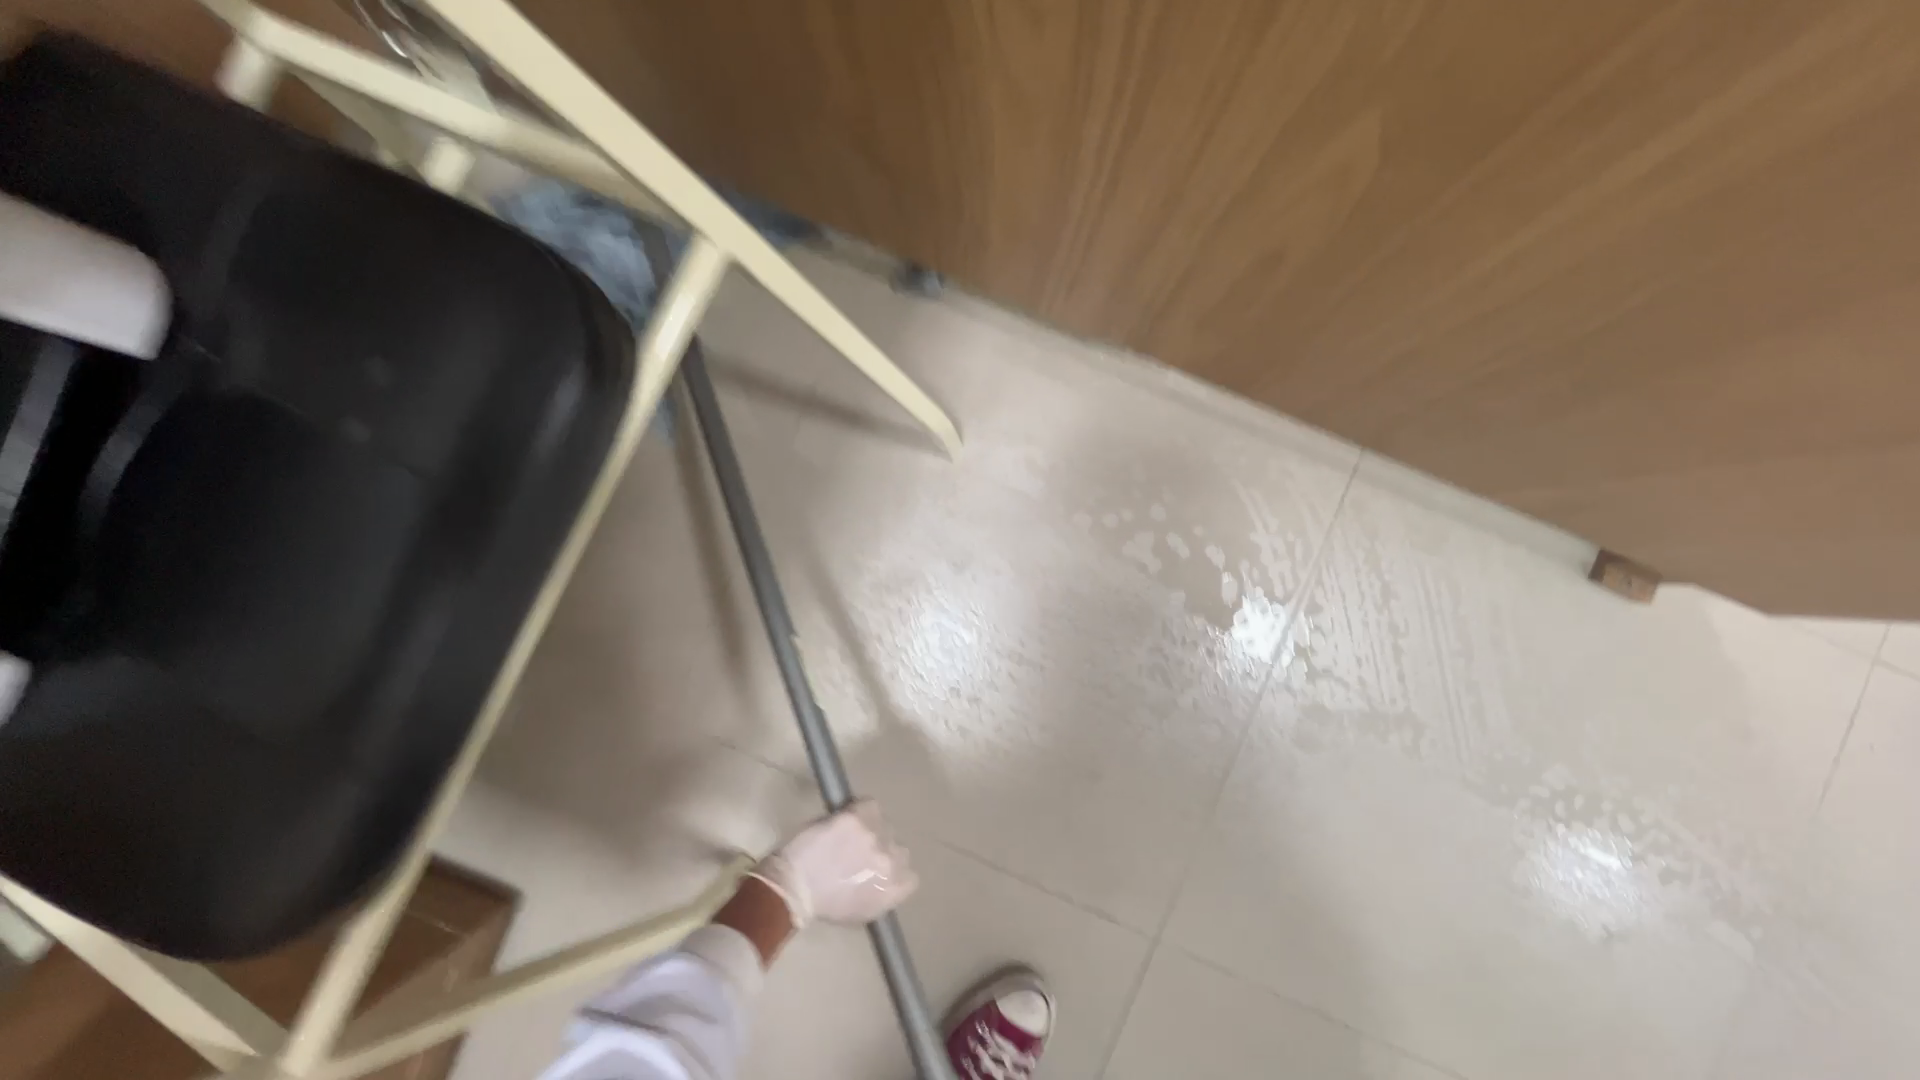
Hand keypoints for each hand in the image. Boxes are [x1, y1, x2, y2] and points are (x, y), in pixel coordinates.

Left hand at [750, 800, 917, 928]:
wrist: (793, 888)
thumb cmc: (822, 905)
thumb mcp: (861, 912)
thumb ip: (881, 894)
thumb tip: (884, 878)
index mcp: (893, 890)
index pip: (910, 876)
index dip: (894, 870)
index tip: (878, 870)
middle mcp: (890, 862)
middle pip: (897, 847)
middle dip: (881, 848)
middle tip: (858, 852)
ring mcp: (874, 837)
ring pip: (884, 824)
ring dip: (870, 828)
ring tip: (848, 835)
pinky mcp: (855, 818)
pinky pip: (869, 804)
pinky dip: (860, 808)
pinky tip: (847, 815)